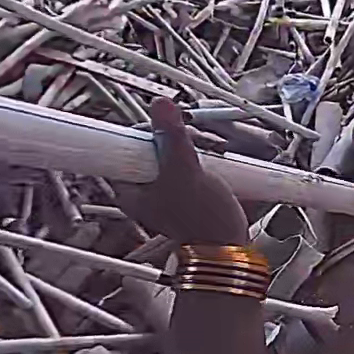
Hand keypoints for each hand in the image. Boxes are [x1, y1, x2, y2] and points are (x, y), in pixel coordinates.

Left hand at [113, 98, 249, 244]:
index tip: (165, 126)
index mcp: (130, 188)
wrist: (229, 248)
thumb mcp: (185, 172)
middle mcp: (145, 187)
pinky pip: (191, 160)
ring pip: (174, 150)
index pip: (123, 146)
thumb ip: (173, 137)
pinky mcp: (188, 187)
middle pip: (153, 144)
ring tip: (211, 149)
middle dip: (179, 137)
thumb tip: (160, 106)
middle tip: (195, 140)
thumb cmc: (203, 223)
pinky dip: (204, 155)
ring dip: (195, 145)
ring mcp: (167, 187)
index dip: (145, 130)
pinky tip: (216, 157)